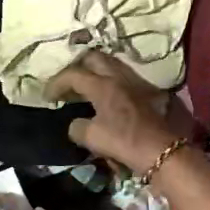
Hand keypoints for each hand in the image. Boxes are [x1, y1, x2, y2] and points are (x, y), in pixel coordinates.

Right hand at [49, 51, 192, 172]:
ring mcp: (135, 82)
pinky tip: (104, 95)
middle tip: (67, 84)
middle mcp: (118, 77)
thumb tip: (76, 124)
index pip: (73, 75)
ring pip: (110, 64)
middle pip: (94, 58)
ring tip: (84, 87)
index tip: (48, 98)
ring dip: (94, 71)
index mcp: (102, 85)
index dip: (56, 84)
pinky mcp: (146, 91)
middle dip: (76, 67)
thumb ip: (77, 127)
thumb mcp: (91, 137)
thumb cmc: (124, 142)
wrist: (162, 151)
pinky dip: (108, 80)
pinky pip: (122, 76)